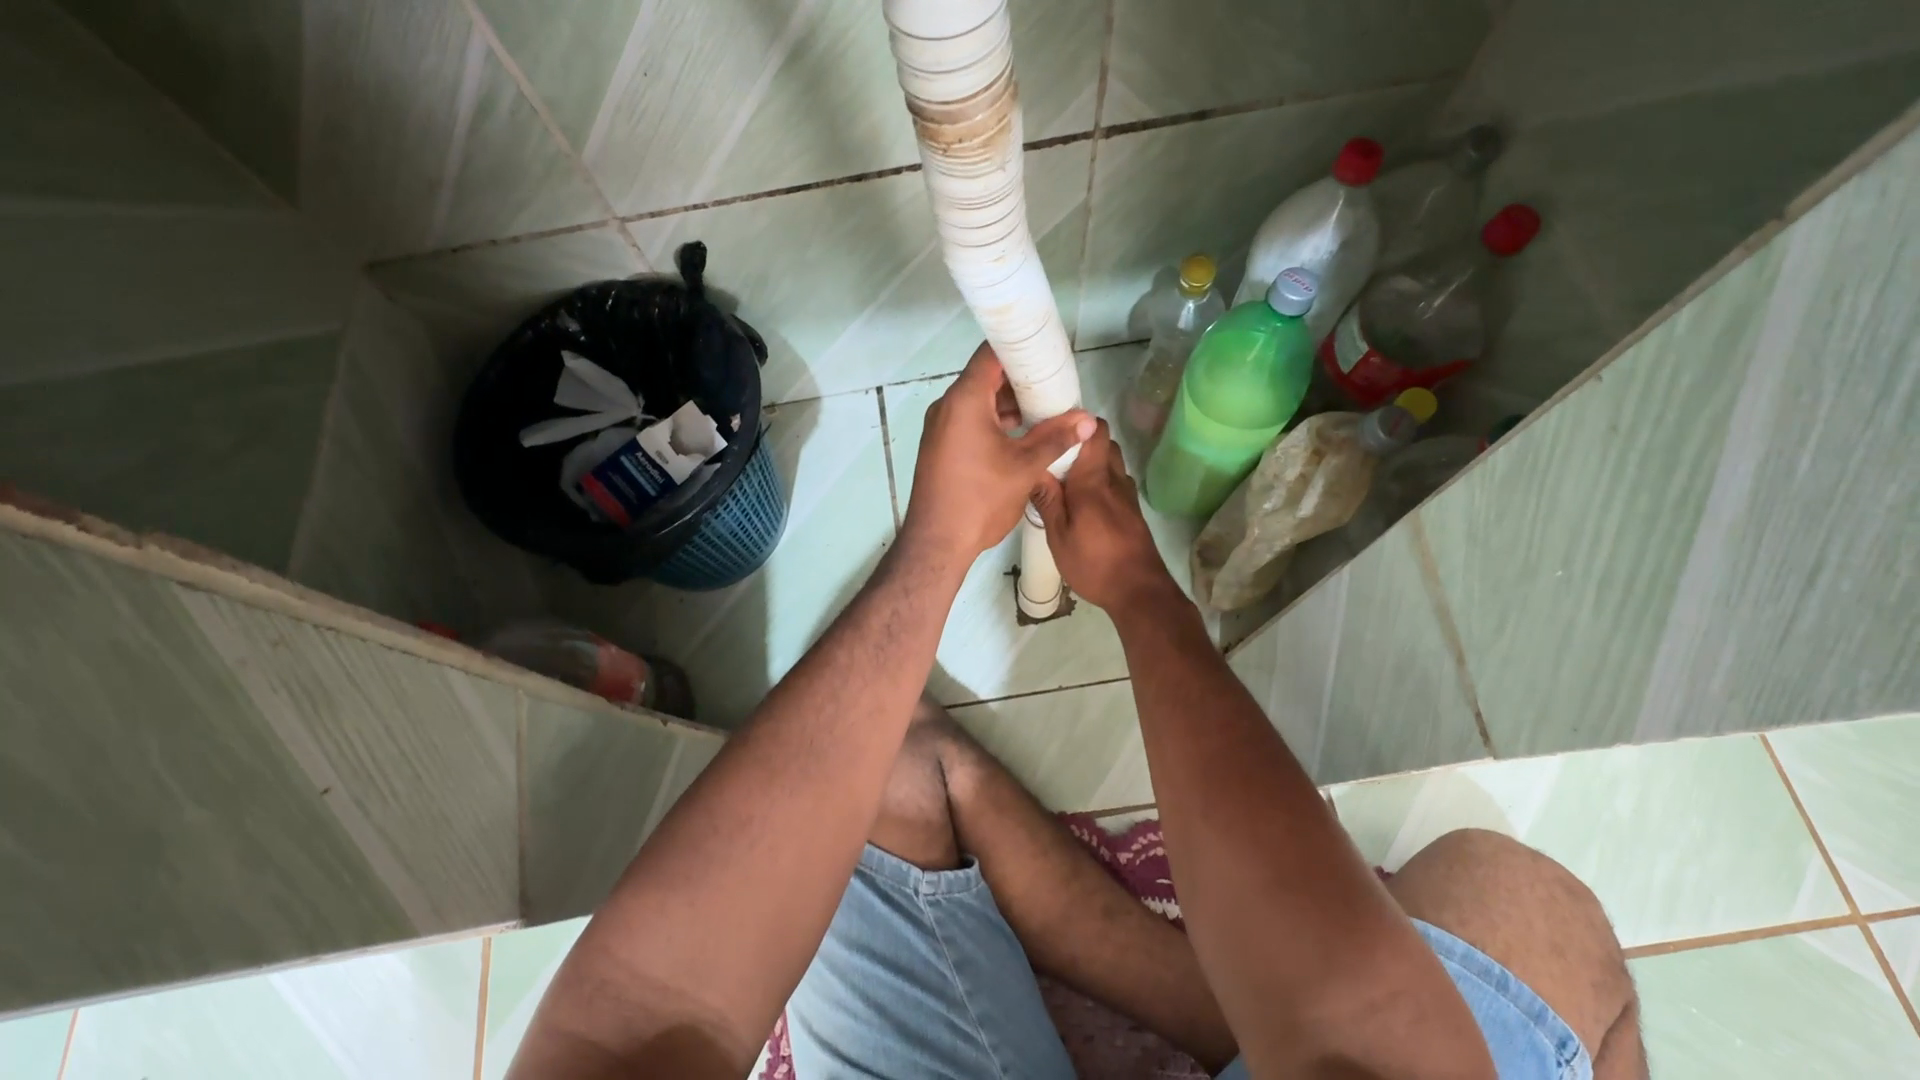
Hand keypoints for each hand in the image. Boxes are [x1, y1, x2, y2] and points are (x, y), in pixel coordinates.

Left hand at [902, 343, 1095, 561]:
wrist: (937, 541)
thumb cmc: (981, 498)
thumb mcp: (1025, 466)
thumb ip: (1056, 438)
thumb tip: (1089, 420)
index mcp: (965, 400)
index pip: (991, 354)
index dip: (1020, 347)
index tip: (1048, 350)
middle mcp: (948, 407)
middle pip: (986, 377)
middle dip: (1022, 379)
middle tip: (1056, 383)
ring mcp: (941, 428)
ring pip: (979, 402)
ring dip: (1010, 404)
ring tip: (1047, 410)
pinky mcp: (942, 447)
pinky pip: (971, 421)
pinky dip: (995, 421)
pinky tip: (1023, 435)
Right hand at [1031, 420, 1180, 612]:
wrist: (1139, 591)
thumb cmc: (1094, 563)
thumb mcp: (1059, 536)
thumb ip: (1048, 500)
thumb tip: (1034, 469)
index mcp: (1093, 481)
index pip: (1096, 432)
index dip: (1078, 422)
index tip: (1054, 427)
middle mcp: (1115, 480)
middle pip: (1104, 444)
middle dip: (1082, 443)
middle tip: (1055, 455)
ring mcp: (1127, 496)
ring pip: (1112, 464)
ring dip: (1093, 463)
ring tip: (1066, 479)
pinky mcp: (1132, 512)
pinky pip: (1116, 484)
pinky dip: (1101, 483)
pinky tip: (1084, 502)